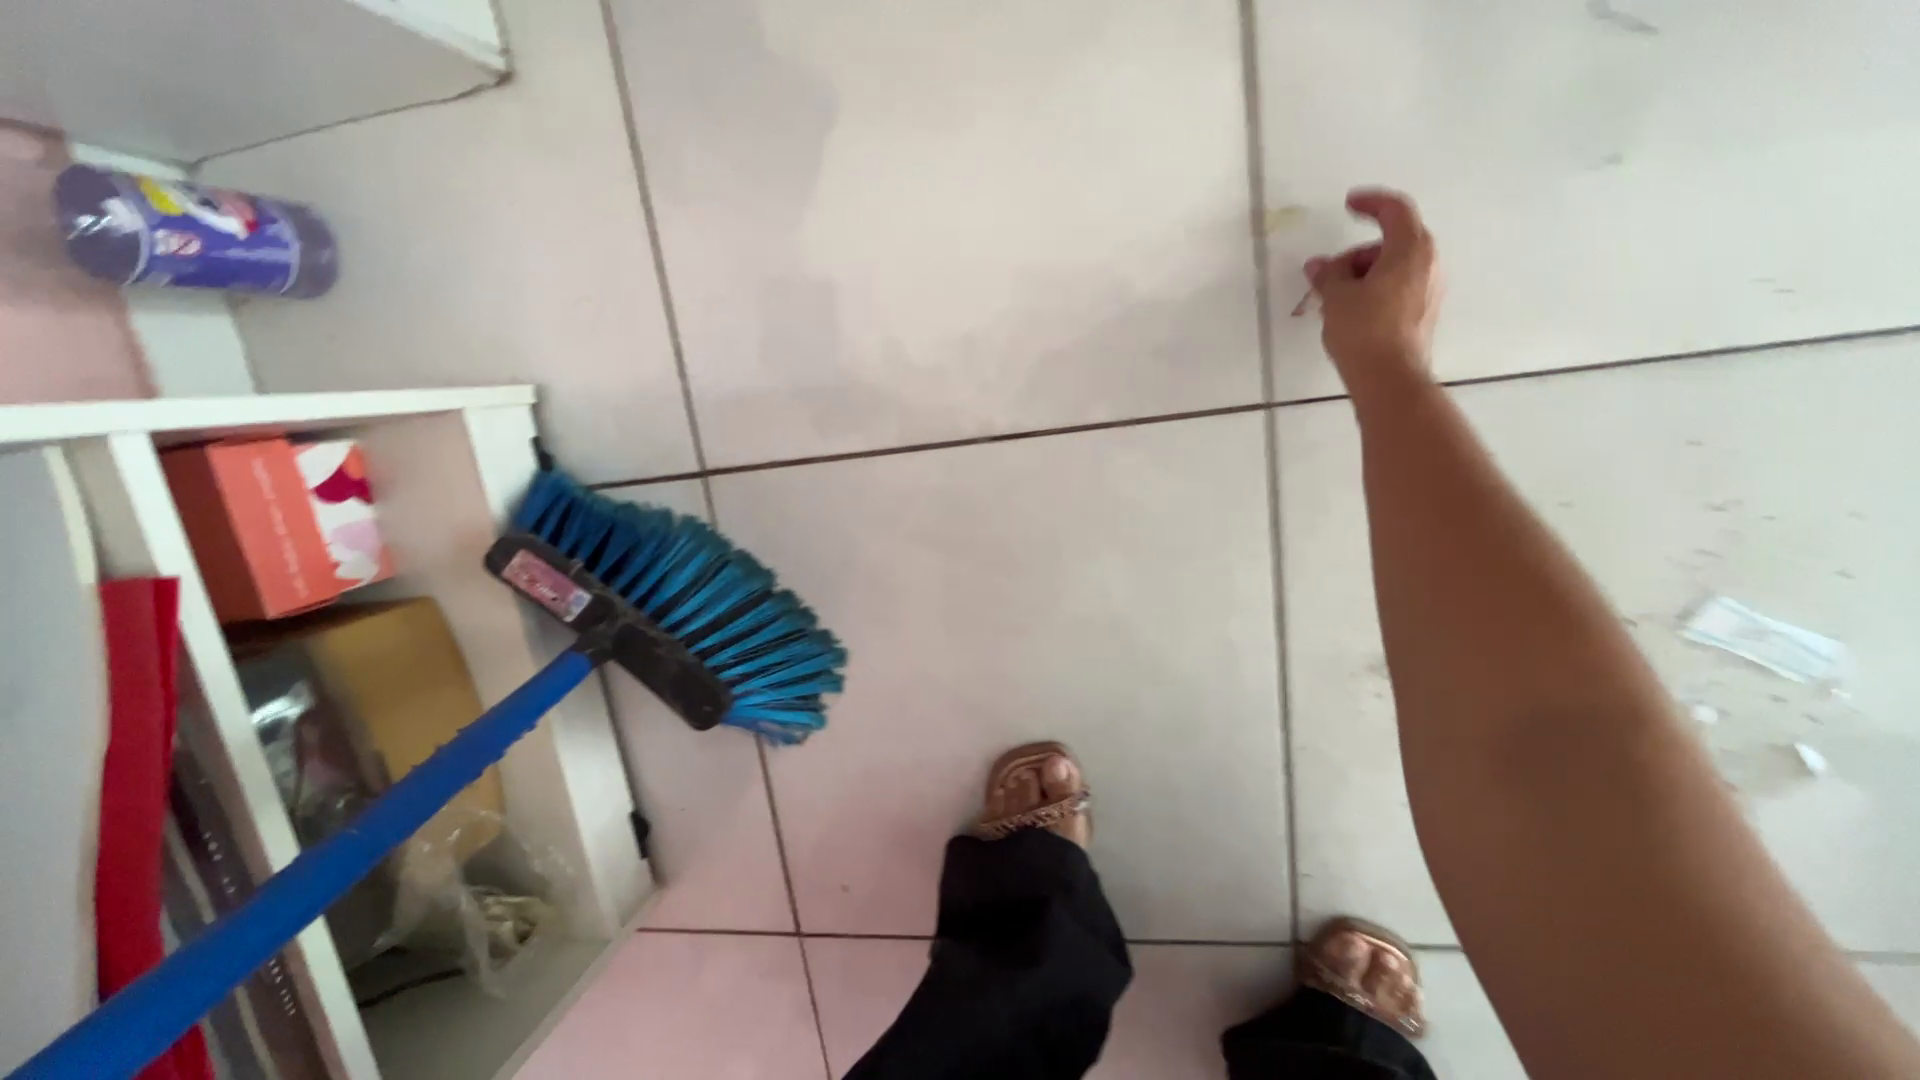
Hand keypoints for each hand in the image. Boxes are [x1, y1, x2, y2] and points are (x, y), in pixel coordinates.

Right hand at [1300, 188, 1442, 396]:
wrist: (1389, 378)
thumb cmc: (1364, 330)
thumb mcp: (1336, 296)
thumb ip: (1328, 274)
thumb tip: (1318, 265)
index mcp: (1411, 249)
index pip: (1395, 210)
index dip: (1370, 202)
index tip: (1349, 204)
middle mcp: (1428, 263)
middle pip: (1392, 241)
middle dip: (1357, 253)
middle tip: (1328, 272)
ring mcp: (1429, 289)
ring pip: (1393, 267)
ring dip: (1363, 273)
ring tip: (1333, 297)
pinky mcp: (1423, 312)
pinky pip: (1397, 288)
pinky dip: (1374, 289)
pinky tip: (1350, 311)